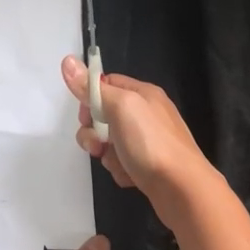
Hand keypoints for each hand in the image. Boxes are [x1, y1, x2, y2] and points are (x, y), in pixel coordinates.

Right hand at [60, 56, 212, 205]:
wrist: (182, 189)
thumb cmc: (151, 143)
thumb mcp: (121, 107)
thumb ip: (92, 88)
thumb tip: (67, 61)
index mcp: (143, 93)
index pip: (107, 84)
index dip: (90, 99)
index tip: (85, 117)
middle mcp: (147, 114)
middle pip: (105, 115)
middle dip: (95, 132)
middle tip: (98, 144)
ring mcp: (149, 141)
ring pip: (111, 142)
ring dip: (108, 154)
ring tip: (119, 163)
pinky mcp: (149, 165)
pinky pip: (123, 163)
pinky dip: (121, 170)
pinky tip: (130, 176)